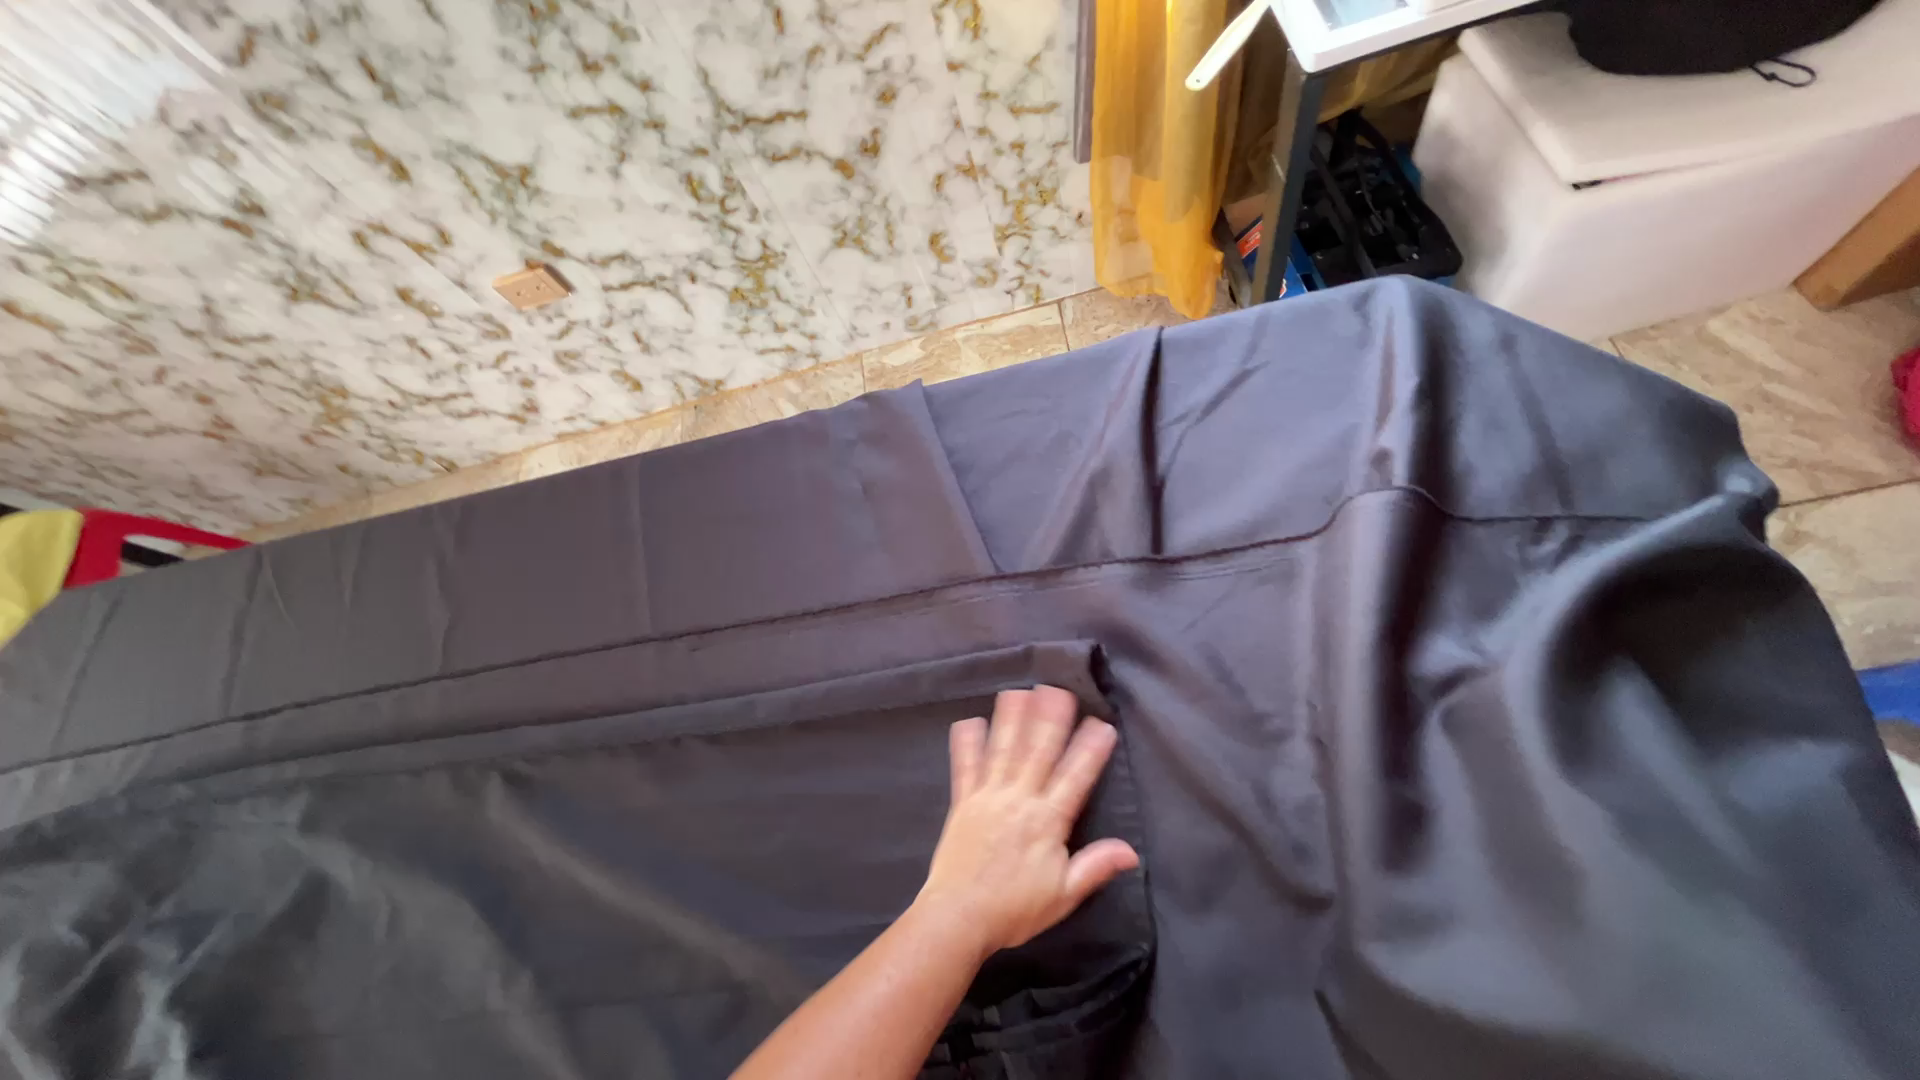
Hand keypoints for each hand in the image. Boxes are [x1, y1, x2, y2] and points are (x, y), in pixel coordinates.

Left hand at [914, 684, 1140, 956]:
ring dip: (1012, 718)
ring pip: (1003, 749)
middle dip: (1051, 718)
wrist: (958, 917)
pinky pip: (965, 765)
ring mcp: (988, 796)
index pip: (1075, 778)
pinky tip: (970, 720)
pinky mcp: (962, 801)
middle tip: (1059, 688)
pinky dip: (968, 742)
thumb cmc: (1014, 909)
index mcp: (1047, 821)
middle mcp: (1019, 799)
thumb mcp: (1063, 895)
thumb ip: (1094, 867)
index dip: (1091, 750)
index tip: (1102, 723)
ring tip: (1020, 691)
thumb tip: (1131, 850)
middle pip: (1038, 751)